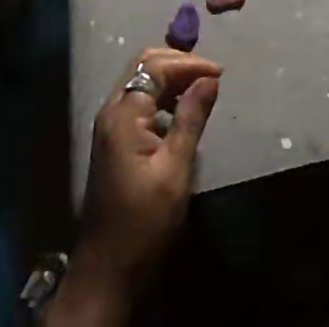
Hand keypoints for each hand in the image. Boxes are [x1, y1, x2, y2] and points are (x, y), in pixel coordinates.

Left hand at [70, 49, 221, 302]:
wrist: (108, 266)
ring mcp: (110, 123)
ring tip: (202, 86)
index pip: (155, 67)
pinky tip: (181, 108)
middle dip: (178, 63)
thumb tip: (209, 79)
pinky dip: (161, 93)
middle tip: (211, 75)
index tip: (221, 73)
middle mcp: (111, 109)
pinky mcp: (114, 137)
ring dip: (170, 76)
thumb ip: (191, 119)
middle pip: (143, 65)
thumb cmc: (145, 220)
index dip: (189, 64)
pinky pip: (138, 99)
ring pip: (139, 80)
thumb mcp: (175, 169)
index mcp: (123, 113)